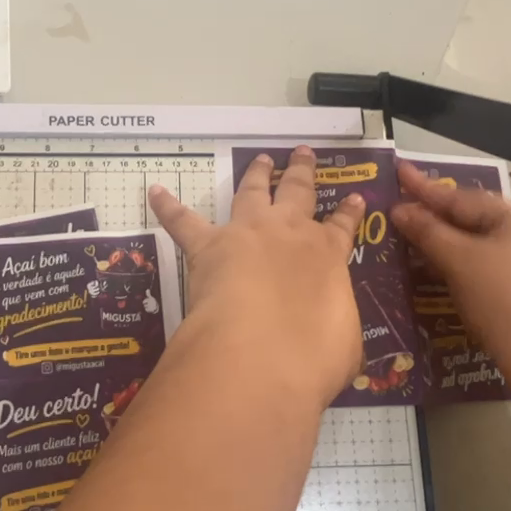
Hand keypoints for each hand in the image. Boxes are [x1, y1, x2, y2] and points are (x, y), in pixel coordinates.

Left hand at [150, 147, 365, 403]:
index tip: (355, 198)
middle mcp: (289, 233)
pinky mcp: (208, 246)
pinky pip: (183, 221)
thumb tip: (332, 336)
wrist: (260, 353)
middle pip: (298, 191)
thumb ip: (338, 329)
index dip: (349, 213)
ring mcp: (247, 233)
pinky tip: (155, 192)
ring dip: (255, 174)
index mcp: (327, 256)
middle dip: (301, 172)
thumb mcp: (345, 347)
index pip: (342, 227)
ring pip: (251, 191)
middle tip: (302, 154)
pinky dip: (167, 206)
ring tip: (259, 159)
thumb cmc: (311, 356)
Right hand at [390, 161, 510, 374]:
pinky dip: (461, 268)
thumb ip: (428, 232)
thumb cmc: (504, 301)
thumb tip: (400, 210)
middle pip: (475, 221)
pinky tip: (439, 276)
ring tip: (411, 245)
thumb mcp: (460, 261)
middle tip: (400, 213)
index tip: (398, 173)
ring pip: (481, 248)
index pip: (464, 199)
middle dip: (435, 218)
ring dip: (445, 246)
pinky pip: (489, 270)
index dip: (426, 189)